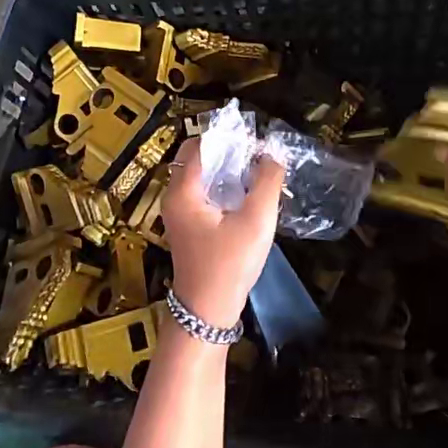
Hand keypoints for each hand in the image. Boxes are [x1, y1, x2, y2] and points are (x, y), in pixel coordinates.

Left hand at [161, 137, 283, 327]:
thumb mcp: (256, 221)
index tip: (255, 138)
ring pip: (200, 177)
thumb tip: (273, 153)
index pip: (200, 145)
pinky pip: (203, 194)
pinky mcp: (188, 226)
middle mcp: (174, 197)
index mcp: (183, 191)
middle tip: (257, 153)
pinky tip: (246, 193)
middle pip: (197, 159)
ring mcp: (179, 213)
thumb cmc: (229, 264)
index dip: (227, 137)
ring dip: (225, 169)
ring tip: (256, 169)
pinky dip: (222, 186)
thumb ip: (267, 182)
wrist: (208, 311)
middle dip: (226, 151)